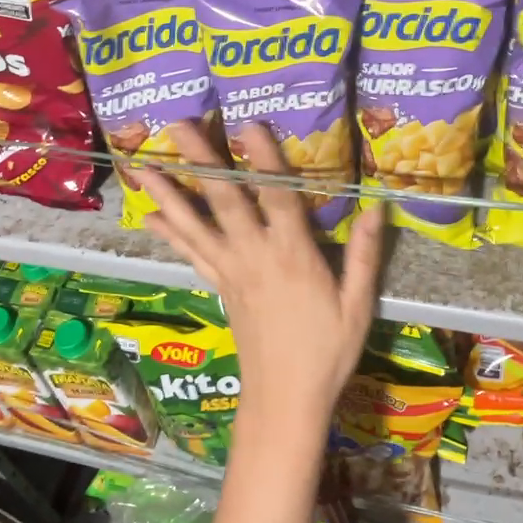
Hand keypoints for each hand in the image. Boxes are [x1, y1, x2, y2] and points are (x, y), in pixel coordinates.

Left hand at [134, 122, 383, 422]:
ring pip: (196, 224)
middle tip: (178, 125)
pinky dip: (170, 232)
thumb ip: (364, 255)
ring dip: (170, 191)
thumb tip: (377, 207)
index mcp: (294, 256)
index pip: (277, 197)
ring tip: (145, 164)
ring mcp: (231, 270)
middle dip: (201, 160)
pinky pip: (191, 253)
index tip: (250, 123)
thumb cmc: (327, 352)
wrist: (285, 398)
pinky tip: (150, 213)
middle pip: (225, 200)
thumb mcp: (358, 305)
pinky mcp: (219, 285)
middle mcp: (255, 255)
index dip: (264, 159)